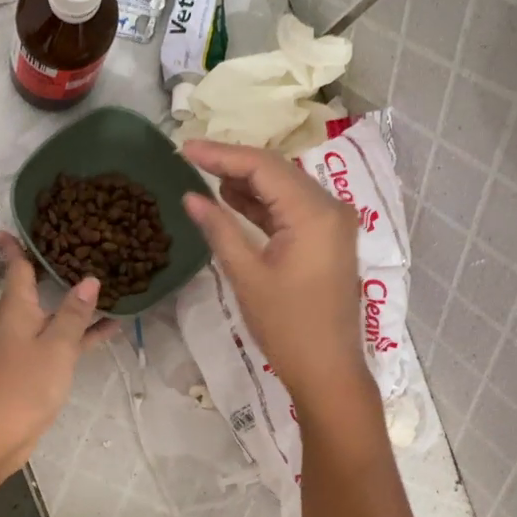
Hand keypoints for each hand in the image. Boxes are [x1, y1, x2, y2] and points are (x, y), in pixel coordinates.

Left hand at [0, 233, 117, 466]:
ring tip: (106, 276)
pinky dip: (82, 331)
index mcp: (17, 308)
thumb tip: (89, 279)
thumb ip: (74, 313)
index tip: (10, 226)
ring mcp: (27, 345)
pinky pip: (62, 339)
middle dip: (52, 265)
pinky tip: (112, 324)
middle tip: (78, 239)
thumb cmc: (25, 384)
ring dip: (76, 299)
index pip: (16, 267)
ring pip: (54, 313)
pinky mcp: (36, 367)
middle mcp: (18, 321)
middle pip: (36, 286)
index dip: (14, 246)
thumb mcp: (57, 346)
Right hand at [180, 140, 369, 410]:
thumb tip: (191, 196)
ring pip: (283, 188)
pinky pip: (290, 209)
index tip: (184, 148)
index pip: (262, 167)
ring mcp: (331, 223)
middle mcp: (329, 208)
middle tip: (190, 157)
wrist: (326, 367)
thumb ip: (219, 229)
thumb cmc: (285, 325)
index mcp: (313, 212)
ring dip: (246, 181)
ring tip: (204, 174)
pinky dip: (261, 203)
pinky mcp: (326, 239)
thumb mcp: (246, 275)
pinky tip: (231, 199)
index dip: (221, 154)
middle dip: (233, 162)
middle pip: (276, 171)